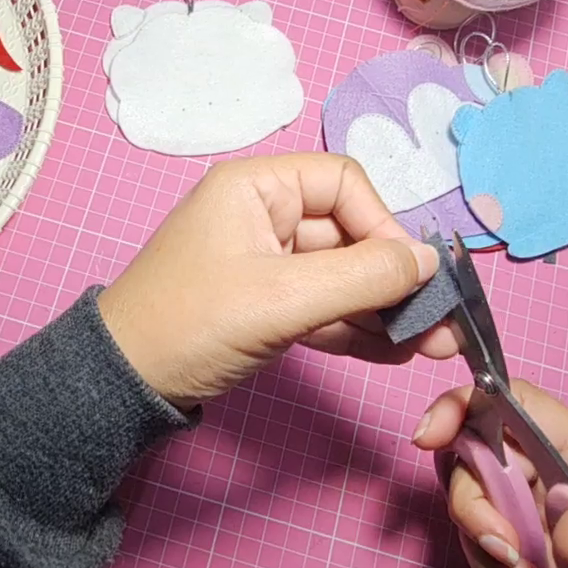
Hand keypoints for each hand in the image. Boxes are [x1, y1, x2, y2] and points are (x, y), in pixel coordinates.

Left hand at [98, 153, 459, 409]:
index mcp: (258, 188)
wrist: (126, 383)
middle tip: (441, 323)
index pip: (344, 184)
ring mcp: (268, 262)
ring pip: (342, 276)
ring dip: (384, 310)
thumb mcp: (282, 298)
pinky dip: (356, 328)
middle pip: (350, 234)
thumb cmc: (193, 322)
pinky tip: (395, 351)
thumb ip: (361, 277)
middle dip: (394, 280)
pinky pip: (324, 306)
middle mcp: (266, 215)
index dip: (383, 225)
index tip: (410, 275)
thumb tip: (429, 261)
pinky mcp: (268, 303)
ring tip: (431, 345)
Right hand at [412, 384, 567, 567]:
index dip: (462, 406)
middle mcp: (559, 478)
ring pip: (476, 508)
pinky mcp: (535, 552)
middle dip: (474, 510)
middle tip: (507, 561)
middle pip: (478, 458)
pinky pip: (488, 553)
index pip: (513, 403)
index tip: (427, 439)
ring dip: (488, 558)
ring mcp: (544, 515)